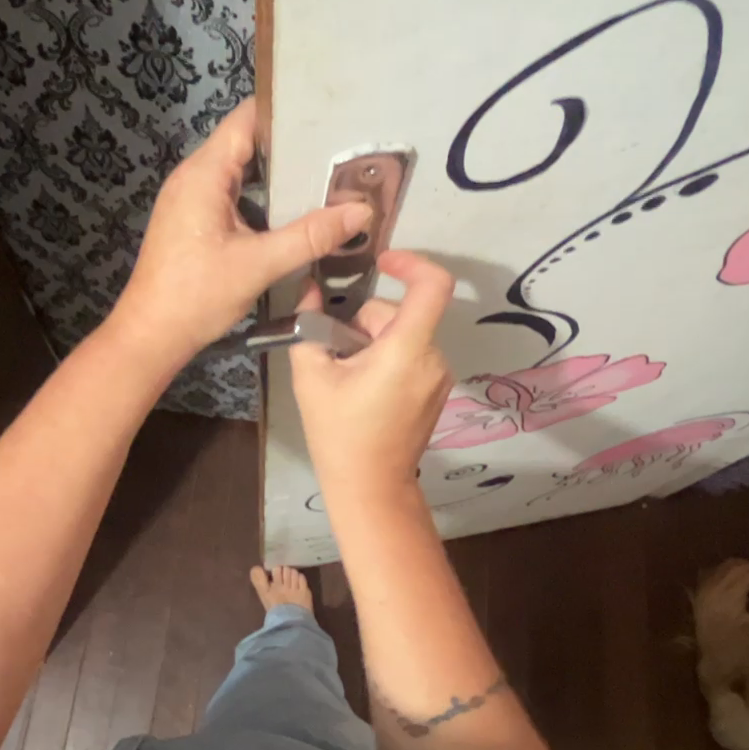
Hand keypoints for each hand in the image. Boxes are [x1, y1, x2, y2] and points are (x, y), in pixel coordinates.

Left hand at [111, 99, 372, 363]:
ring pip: (239, 172)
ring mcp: (189, 200)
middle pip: (245, 143)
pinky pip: (230, 196)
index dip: (285, 112)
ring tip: (321, 179)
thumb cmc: (196, 296)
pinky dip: (259, 199)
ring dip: (275, 176)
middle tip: (335, 152)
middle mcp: (193, 177)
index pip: (246, 120)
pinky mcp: (191, 221)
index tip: (326, 115)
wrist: (151, 335)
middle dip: (288, 146)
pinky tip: (289, 215)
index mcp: (204, 174)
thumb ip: (310, 236)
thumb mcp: (258, 265)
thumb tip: (360, 213)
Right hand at [288, 250, 455, 500]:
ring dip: (374, 343)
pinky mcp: (437, 390)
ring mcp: (439, 376)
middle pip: (401, 314)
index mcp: (406, 349)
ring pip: (404, 335)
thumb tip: (310, 290)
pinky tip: (365, 390)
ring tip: (347, 378)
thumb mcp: (310, 377)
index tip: (382, 262)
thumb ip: (309, 326)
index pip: (433, 285)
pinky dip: (388, 359)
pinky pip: (411, 356)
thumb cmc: (338, 434)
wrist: (370, 487)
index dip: (411, 262)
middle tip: (335, 355)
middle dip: (364, 324)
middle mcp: (433, 357)